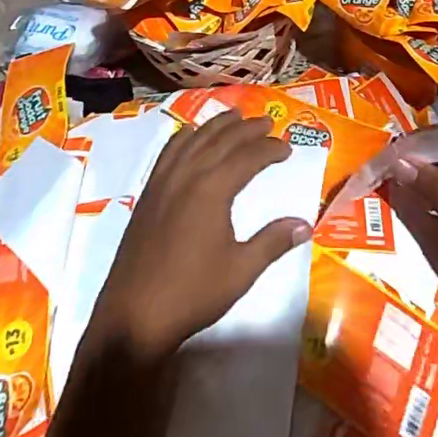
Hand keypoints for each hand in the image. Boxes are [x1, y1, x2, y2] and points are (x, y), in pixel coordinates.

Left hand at [85, 112, 310, 355]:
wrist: (132, 320)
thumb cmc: (191, 294)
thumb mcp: (241, 271)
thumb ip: (273, 242)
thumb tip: (305, 224)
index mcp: (212, 190)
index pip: (248, 156)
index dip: (270, 149)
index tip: (287, 148)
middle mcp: (187, 176)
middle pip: (221, 139)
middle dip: (247, 128)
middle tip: (268, 123)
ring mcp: (163, 183)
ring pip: (193, 139)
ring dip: (217, 125)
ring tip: (235, 116)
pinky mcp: (147, 195)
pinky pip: (168, 152)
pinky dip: (185, 137)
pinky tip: (190, 137)